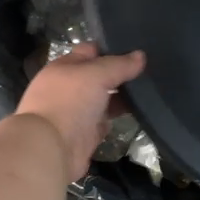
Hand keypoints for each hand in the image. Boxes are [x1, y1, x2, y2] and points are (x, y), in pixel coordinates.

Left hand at [14, 43, 146, 178]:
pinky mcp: (84, 136)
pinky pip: (104, 122)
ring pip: (102, 100)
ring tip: (148, 91)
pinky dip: (117, 119)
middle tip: (148, 71)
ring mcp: (75, 114)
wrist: (51, 149)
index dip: (111, 49)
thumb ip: (119, 65)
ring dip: (120, 97)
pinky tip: (136, 113)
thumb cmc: (69, 103)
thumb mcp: (96, 75)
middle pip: (97, 77)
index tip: (137, 50)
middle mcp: (68, 89)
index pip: (89, 52)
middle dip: (119, 75)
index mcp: (63, 68)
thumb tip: (141, 56)